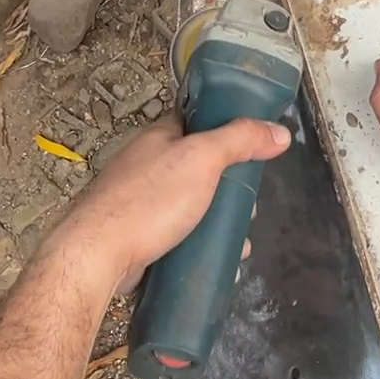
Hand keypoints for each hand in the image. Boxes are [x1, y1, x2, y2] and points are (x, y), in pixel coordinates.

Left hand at [49, 113, 290, 292]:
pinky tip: (220, 258)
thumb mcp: (202, 159)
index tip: (256, 147)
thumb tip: (281, 132)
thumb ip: (240, 140)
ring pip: (193, 204)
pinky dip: (201, 242)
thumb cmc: (151, 199)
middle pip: (200, 167)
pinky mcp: (141, 234)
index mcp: (160, 136)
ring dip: (219, 219)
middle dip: (230, 186)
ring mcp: (142, 201)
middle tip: (250, 205)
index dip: (229, 129)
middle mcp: (149, 163)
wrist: (99, 254)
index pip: (199, 120)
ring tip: (241, 239)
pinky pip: (180, 233)